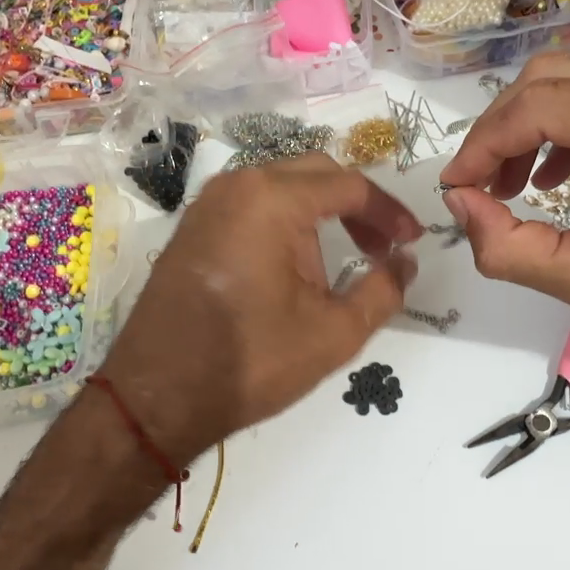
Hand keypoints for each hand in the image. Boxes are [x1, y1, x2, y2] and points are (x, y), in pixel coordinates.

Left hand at [98, 154, 420, 461]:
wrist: (156, 395)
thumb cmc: (250, 361)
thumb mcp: (335, 332)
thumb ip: (383, 289)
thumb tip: (406, 262)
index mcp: (273, 199)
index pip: (350, 186)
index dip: (389, 212)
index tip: (413, 241)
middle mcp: (237, 185)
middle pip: (315, 174)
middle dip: (356, 206)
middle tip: (382, 248)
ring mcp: (208, 204)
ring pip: (280, 185)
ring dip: (319, 212)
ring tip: (343, 258)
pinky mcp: (192, 227)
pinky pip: (250, 204)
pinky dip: (283, 221)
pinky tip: (294, 263)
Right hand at [438, 49, 569, 349]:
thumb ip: (513, 250)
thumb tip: (458, 202)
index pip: (550, 105)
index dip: (487, 143)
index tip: (455, 186)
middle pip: (555, 75)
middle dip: (501, 131)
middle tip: (477, 186)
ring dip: (528, 123)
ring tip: (509, 183)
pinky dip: (565, 117)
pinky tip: (553, 168)